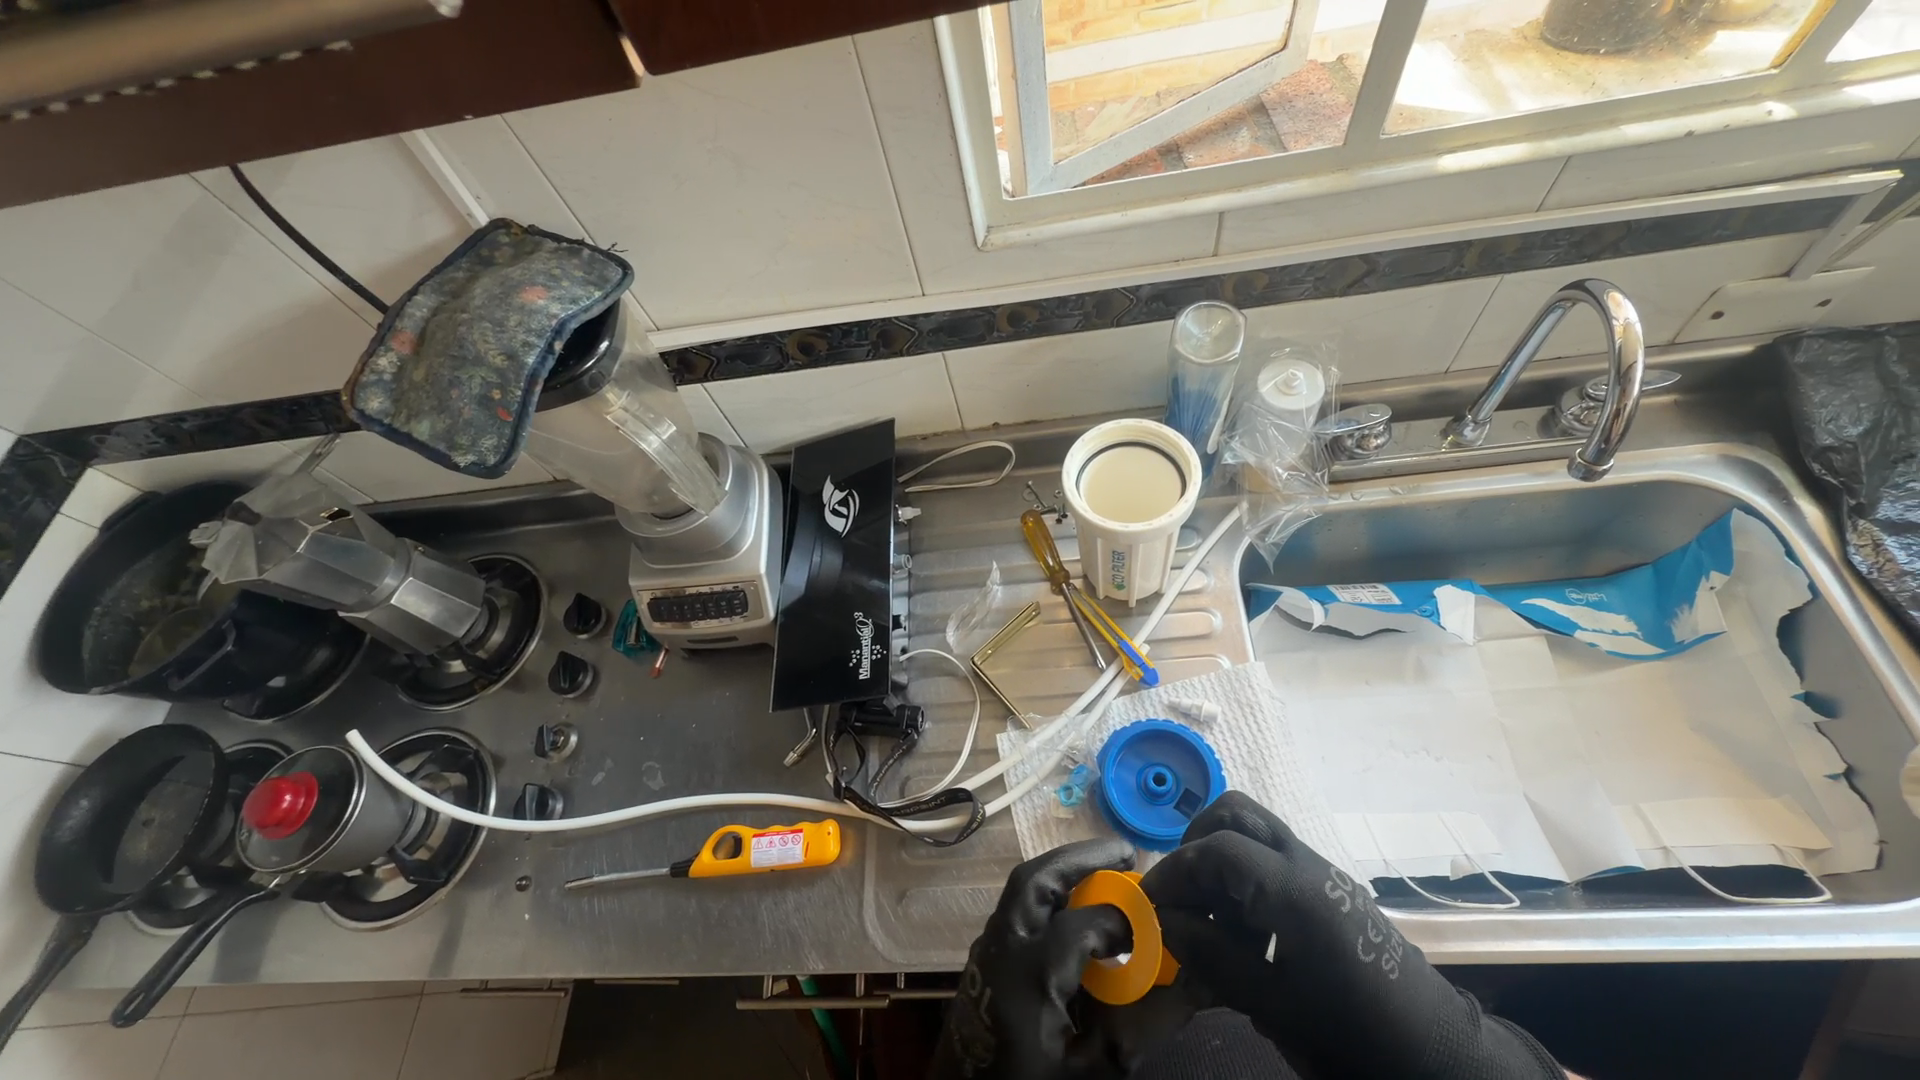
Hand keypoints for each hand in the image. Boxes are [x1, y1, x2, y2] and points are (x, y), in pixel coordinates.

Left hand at [930, 838, 1135, 1079]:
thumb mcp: (1093, 1071)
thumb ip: (1143, 1027)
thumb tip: (1193, 982)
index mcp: (1028, 976)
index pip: (1082, 926)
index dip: (1123, 921)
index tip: (1154, 926)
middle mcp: (1001, 949)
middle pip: (1034, 881)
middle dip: (1079, 860)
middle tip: (1123, 853)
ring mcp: (986, 949)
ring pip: (1019, 889)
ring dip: (1062, 872)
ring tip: (1103, 867)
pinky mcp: (982, 956)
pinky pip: (1016, 909)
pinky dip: (1048, 896)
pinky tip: (1076, 906)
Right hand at [1140, 793, 1564, 1079]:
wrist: (1435, 1053)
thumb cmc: (1350, 1031)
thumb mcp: (1272, 1004)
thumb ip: (1211, 956)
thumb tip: (1164, 922)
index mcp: (1293, 890)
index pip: (1216, 849)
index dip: (1174, 872)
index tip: (1150, 904)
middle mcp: (1306, 864)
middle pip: (1236, 813)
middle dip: (1195, 842)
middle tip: (1179, 890)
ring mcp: (1322, 873)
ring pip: (1255, 830)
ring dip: (1219, 856)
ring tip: (1207, 913)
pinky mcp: (1331, 890)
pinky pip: (1274, 859)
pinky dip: (1243, 875)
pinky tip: (1241, 928)